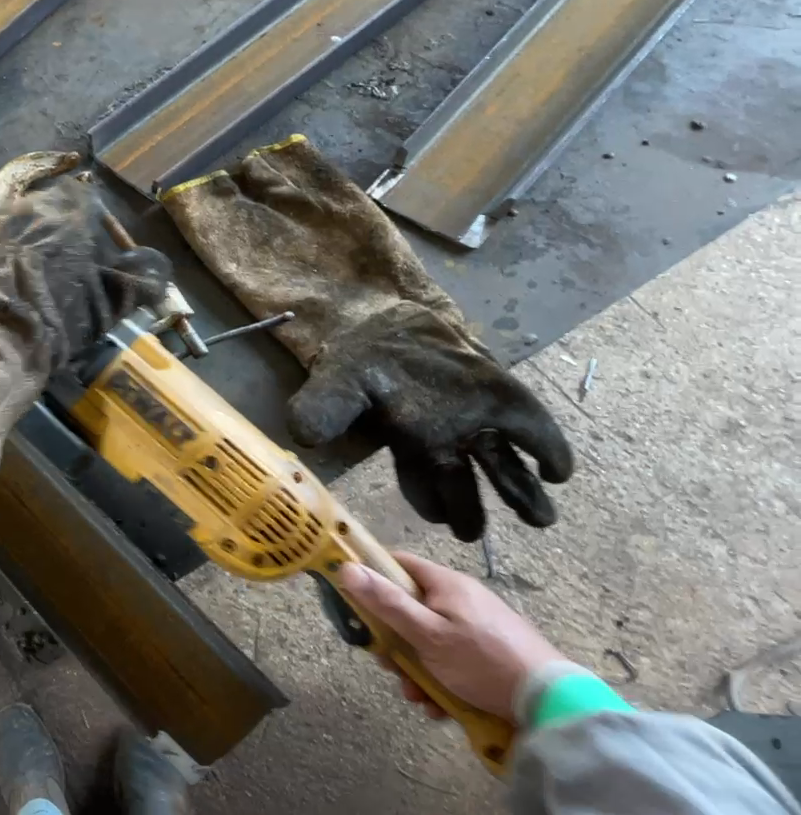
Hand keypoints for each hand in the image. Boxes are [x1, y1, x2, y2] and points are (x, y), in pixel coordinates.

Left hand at [0, 178, 169, 367]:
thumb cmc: (54, 319)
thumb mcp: (109, 306)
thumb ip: (138, 281)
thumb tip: (156, 268)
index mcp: (66, 214)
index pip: (85, 204)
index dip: (89, 230)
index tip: (88, 257)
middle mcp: (21, 207)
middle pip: (38, 215)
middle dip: (44, 239)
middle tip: (46, 276)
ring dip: (5, 250)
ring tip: (6, 288)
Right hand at [289, 302, 573, 541]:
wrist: (393, 325)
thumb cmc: (362, 361)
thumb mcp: (335, 384)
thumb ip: (320, 410)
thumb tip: (304, 436)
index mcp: (408, 446)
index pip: (419, 483)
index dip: (430, 503)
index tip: (439, 521)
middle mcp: (445, 441)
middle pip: (462, 483)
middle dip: (471, 510)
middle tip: (475, 534)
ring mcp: (476, 421)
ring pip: (502, 465)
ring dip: (521, 493)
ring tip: (539, 519)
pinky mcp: (503, 399)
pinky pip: (528, 429)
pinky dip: (546, 451)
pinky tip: (556, 471)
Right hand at [338, 551, 568, 720]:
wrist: (556, 707)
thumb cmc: (483, 662)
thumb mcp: (427, 634)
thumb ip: (386, 602)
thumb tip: (346, 567)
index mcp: (446, 584)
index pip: (396, 563)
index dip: (370, 575)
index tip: (353, 598)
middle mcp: (461, 599)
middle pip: (408, 607)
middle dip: (392, 639)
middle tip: (386, 662)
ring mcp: (478, 628)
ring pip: (427, 639)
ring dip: (414, 667)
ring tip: (417, 694)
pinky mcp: (492, 655)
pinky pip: (452, 660)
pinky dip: (440, 680)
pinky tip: (439, 704)